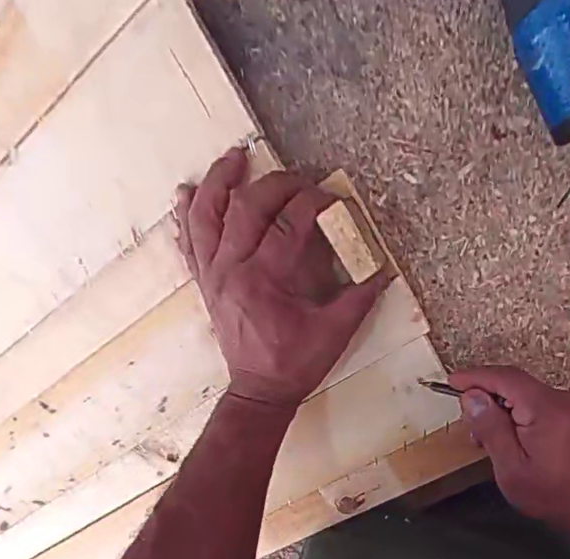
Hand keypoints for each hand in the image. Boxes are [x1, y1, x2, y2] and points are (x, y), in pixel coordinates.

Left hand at [176, 146, 387, 410]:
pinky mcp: (205, 284)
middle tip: (298, 177)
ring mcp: (213, 275)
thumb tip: (382, 271)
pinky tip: (188, 192)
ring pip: (207, 215)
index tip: (330, 198)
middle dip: (275, 184)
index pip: (289, 224)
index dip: (313, 203)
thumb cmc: (295, 364)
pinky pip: (189, 243)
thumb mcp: (334, 333)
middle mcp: (232, 270)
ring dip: (219, 181)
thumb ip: (358, 299)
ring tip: (235, 157)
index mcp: (265, 280)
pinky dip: (187, 216)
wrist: (259, 391)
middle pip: (247, 207)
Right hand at [449, 366, 569, 530]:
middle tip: (468, 423)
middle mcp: (560, 400)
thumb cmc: (549, 493)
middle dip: (486, 396)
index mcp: (546, 408)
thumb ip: (490, 427)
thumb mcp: (509, 465)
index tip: (453, 382)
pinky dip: (514, 413)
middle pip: (514, 383)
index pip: (505, 378)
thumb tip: (472, 397)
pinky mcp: (568, 416)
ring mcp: (567, 407)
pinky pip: (534, 403)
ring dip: (499, 408)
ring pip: (523, 393)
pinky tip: (505, 437)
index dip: (475, 377)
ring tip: (485, 438)